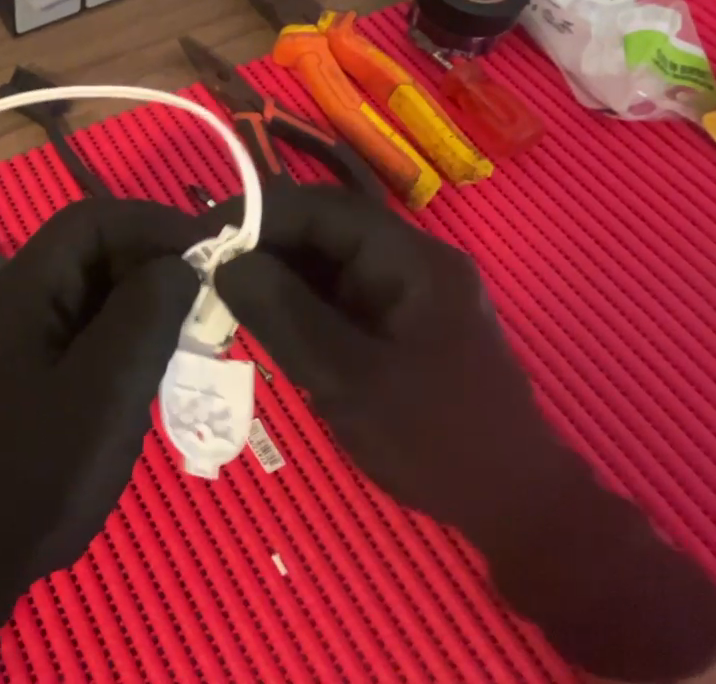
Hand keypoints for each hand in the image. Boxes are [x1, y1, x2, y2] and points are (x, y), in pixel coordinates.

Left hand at [0, 198, 203, 681]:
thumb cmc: (42, 467)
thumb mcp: (107, 386)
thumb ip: (145, 313)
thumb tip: (181, 262)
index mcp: (27, 287)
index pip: (93, 220)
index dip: (153, 224)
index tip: (209, 253)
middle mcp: (22, 299)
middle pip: (93, 251)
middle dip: (153, 261)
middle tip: (210, 295)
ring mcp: (27, 337)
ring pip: (95, 292)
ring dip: (146, 298)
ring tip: (197, 327)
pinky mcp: (38, 371)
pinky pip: (90, 330)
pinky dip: (130, 333)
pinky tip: (162, 361)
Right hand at [212, 185, 715, 682]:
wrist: (513, 506)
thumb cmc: (434, 439)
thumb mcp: (348, 378)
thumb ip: (283, 312)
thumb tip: (223, 262)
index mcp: (410, 260)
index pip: (320, 210)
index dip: (256, 214)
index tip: (202, 237)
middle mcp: (407, 262)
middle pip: (320, 230)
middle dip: (259, 243)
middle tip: (202, 267)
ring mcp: (400, 292)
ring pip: (321, 262)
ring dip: (270, 272)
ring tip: (217, 290)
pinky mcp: (390, 322)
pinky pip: (330, 294)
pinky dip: (290, 300)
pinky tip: (255, 316)